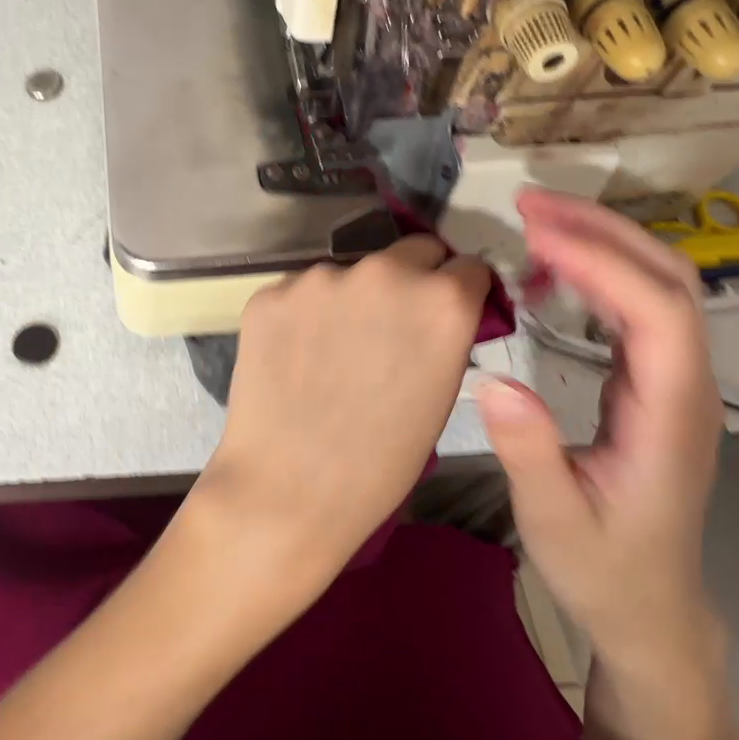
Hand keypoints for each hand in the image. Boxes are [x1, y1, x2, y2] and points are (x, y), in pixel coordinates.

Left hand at [193, 234, 491, 593]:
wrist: (289, 487)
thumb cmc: (380, 463)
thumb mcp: (440, 396)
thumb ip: (443, 339)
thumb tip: (436, 319)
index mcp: (442, 300)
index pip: (468, 268)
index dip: (461, 292)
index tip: (449, 314)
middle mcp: (384, 272)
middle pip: (412, 252)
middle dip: (413, 279)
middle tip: (393, 325)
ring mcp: (320, 278)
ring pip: (350, 272)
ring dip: (352, 297)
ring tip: (333, 351)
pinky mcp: (270, 293)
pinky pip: (300, 293)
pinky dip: (304, 314)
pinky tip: (295, 356)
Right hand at [478, 187, 725, 678]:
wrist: (649, 606)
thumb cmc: (604, 569)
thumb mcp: (553, 521)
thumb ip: (529, 453)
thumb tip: (491, 380)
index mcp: (672, 416)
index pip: (658, 313)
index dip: (603, 262)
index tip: (535, 235)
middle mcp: (687, 386)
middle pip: (670, 280)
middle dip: (604, 230)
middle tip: (528, 206)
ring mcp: (676, 383)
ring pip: (658, 286)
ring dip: (601, 244)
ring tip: (532, 226)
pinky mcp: (655, 385)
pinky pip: (636, 309)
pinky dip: (594, 276)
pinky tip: (546, 276)